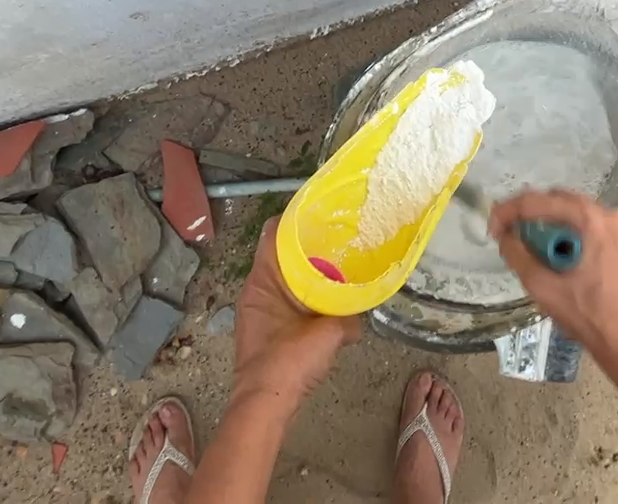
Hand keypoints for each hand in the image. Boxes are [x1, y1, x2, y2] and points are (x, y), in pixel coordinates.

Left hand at [231, 218, 363, 405]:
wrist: (265, 405)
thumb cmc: (289, 361)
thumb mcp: (328, 334)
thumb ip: (349, 317)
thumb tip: (362, 313)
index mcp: (263, 279)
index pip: (273, 232)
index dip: (294, 218)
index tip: (320, 212)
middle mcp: (255, 288)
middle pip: (279, 252)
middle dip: (305, 244)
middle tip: (336, 237)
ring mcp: (257, 309)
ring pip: (281, 277)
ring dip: (302, 271)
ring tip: (335, 264)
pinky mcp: (263, 328)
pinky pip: (282, 298)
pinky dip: (300, 293)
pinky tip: (324, 298)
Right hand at [489, 190, 617, 369]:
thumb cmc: (590, 316)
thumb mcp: (543, 287)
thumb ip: (518, 255)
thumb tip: (505, 236)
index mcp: (588, 218)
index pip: (536, 201)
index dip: (507, 212)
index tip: (492, 231)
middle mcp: (605, 213)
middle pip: (554, 201)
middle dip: (527, 216)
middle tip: (507, 237)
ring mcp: (617, 227)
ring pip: (569, 214)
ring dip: (546, 227)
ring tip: (528, 249)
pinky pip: (584, 227)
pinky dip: (564, 235)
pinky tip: (554, 257)